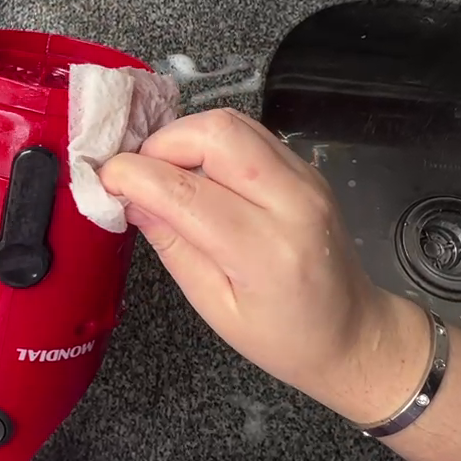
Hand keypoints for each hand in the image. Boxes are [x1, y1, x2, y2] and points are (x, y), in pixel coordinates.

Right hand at [98, 109, 429, 422]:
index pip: (184, 191)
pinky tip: (197, 174)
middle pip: (215, 132)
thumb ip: (170, 243)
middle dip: (161, 143)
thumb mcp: (213, 304)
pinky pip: (248, 133)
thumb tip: (127, 197)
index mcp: (266, 253)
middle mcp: (293, 203)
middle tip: (140, 174)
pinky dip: (209, 143)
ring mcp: (305, 178)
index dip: (132, 175)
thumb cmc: (282, 337)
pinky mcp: (305, 167)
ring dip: (184, 138)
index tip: (105, 180)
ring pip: (231, 123)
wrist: (355, 333)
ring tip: (165, 173)